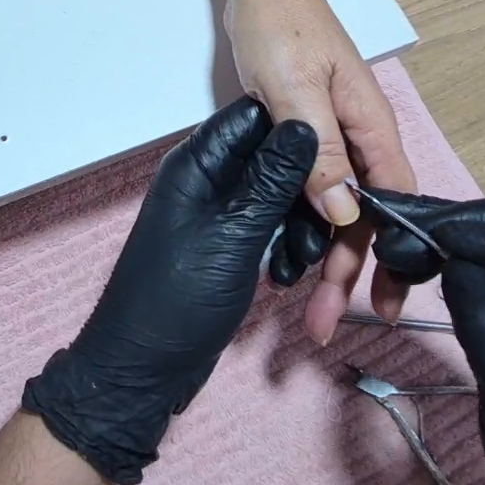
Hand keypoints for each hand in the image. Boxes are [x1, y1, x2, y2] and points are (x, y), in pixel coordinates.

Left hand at [21, 97, 315, 484]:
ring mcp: (218, 209)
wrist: (143, 368)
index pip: (258, 116)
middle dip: (307, 189)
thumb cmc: (180, 296)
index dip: (302, 128)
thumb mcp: (235, 233)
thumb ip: (272, 179)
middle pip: (273, 156)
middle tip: (329, 228)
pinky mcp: (227, 240)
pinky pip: (267, 225)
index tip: (342, 158)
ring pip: (276, 195)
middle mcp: (208, 174)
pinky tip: (287, 275)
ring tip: (305, 262)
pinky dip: (283, 245)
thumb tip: (305, 123)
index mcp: (199, 159)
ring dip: (298, 225)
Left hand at [225, 0, 415, 343]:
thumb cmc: (279, 24)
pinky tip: (289, 247)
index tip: (381, 303)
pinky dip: (306, 219)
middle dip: (354, 269)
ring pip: (339, 204)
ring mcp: (332, 132)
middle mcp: (357, 133)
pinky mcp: (306, 130)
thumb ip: (319, 148)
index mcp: (368, 124)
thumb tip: (344, 211)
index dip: (392, 254)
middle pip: (367, 213)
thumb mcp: (293, 87)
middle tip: (327, 321)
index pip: (395, 201)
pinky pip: (314, 185)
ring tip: (309, 300)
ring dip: (327, 252)